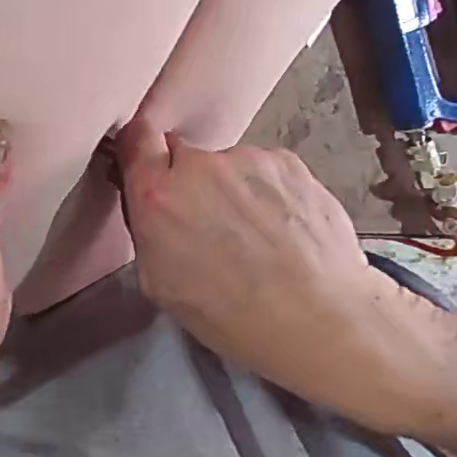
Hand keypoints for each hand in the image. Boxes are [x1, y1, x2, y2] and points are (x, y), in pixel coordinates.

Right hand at [116, 116, 454, 432]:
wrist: (321, 318)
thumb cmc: (236, 316)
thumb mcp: (162, 285)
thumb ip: (148, 230)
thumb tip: (150, 207)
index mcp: (158, 197)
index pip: (135, 139)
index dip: (142, 153)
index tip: (149, 169)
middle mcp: (199, 167)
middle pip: (181, 154)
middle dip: (187, 181)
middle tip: (207, 221)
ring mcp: (246, 159)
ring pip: (225, 164)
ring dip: (231, 187)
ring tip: (256, 233)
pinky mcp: (287, 162)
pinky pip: (262, 167)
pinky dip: (266, 189)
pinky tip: (281, 226)